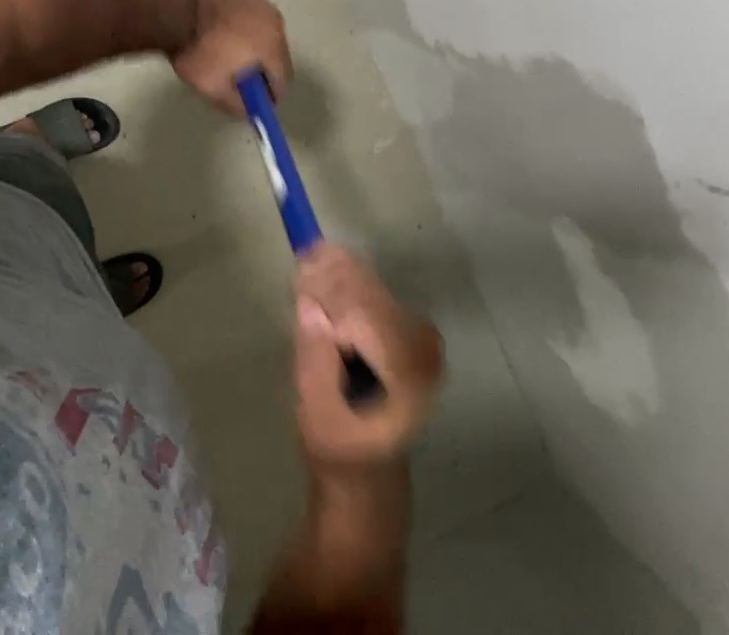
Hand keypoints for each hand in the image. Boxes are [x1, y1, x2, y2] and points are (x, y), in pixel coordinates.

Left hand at [171, 0, 291, 117]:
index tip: (259, 104)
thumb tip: (250, 112)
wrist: (174, 10)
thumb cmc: (198, 52)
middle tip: (246, 83)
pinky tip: (229, 38)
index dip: (271, 95)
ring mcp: (260, 3)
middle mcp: (274, 23)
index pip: (282, 79)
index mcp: (273, 47)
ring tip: (236, 60)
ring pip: (267, 35)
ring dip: (257, 49)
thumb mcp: (214, 89)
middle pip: (278, 55)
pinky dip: (247, 31)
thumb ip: (237, 105)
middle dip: (265, 71)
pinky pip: (253, 19)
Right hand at [291, 243, 442, 467]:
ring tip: (309, 266)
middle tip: (304, 254)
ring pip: (377, 294)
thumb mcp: (316, 414)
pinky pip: (377, 300)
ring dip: (342, 280)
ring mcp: (423, 343)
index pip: (369, 315)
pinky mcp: (413, 337)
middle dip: (338, 276)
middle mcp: (424, 353)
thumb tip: (311, 307)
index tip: (305, 263)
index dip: (336, 286)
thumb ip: (315, 361)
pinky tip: (326, 289)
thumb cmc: (339, 450)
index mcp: (407, 375)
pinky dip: (351, 290)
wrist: (367, 473)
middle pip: (376, 298)